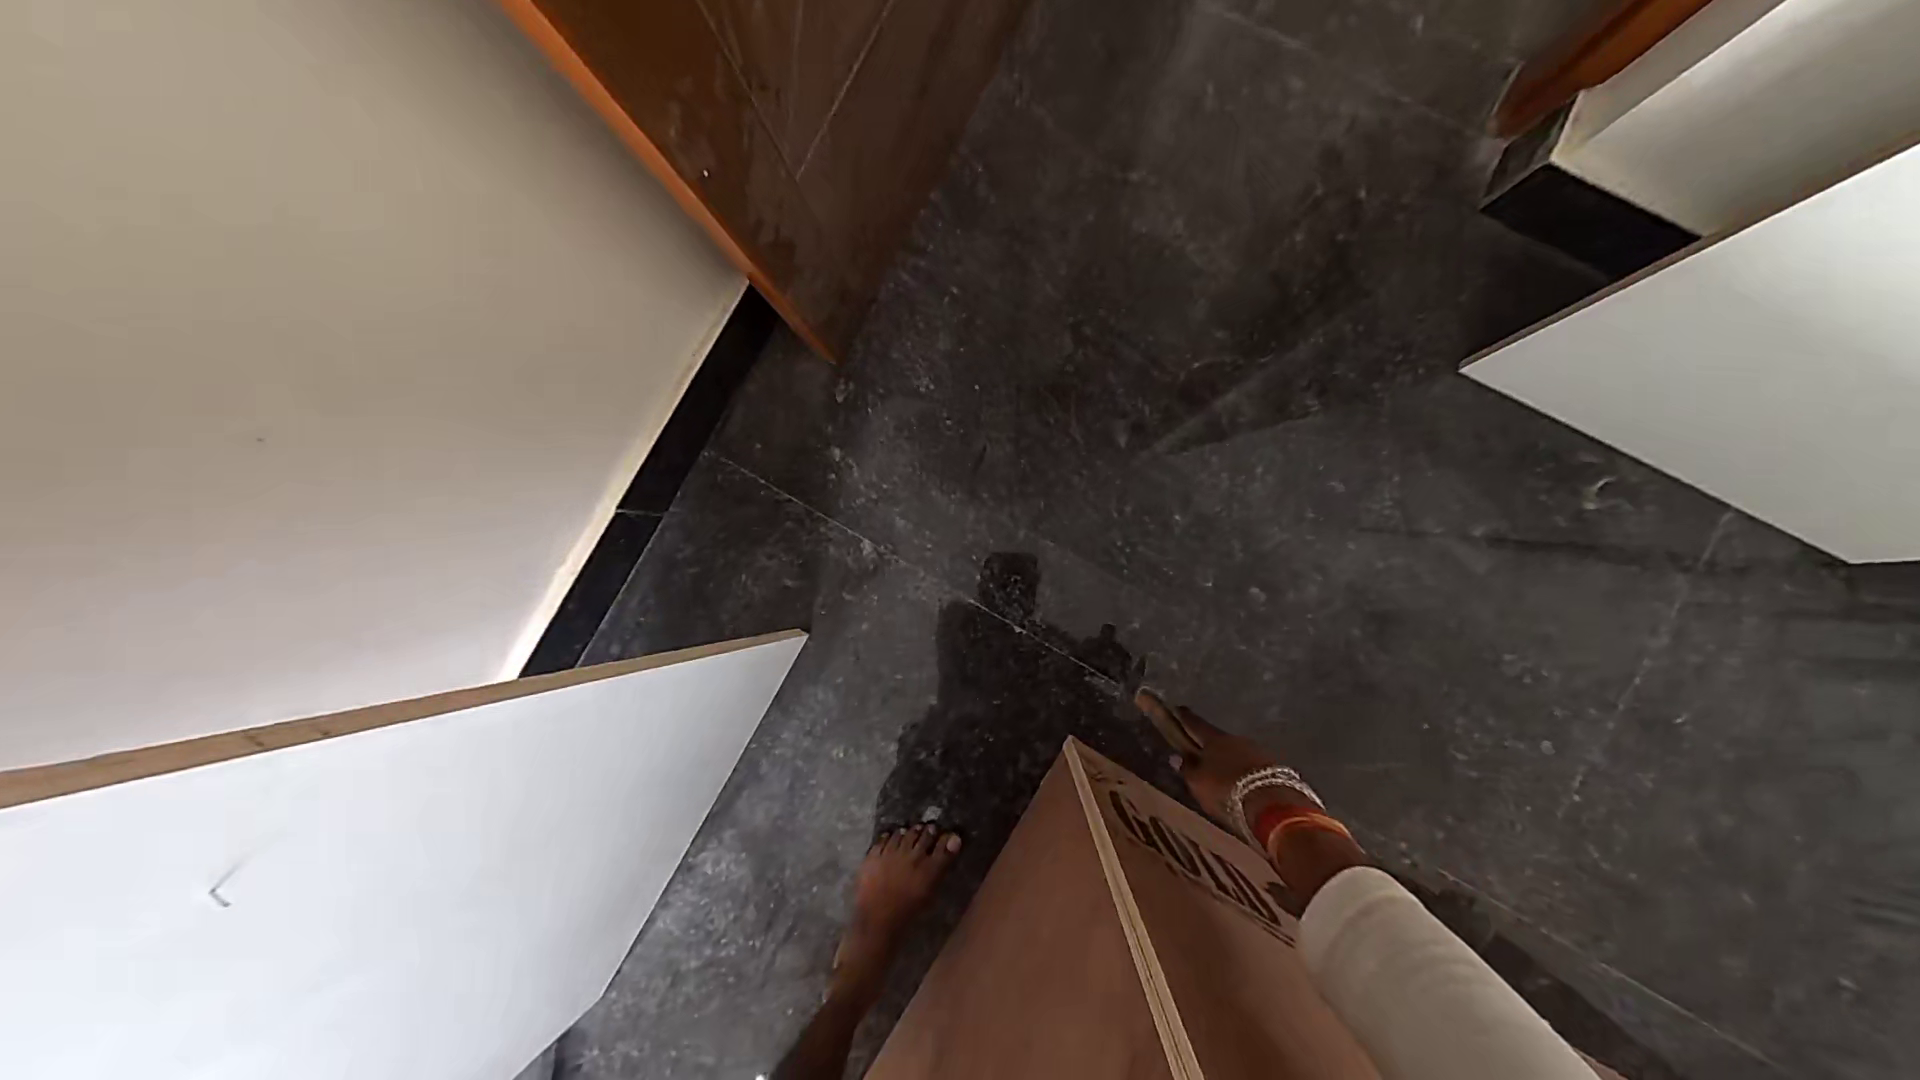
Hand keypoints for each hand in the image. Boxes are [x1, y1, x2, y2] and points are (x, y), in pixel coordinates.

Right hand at [1136, 688, 1291, 823]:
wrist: (1273, 803)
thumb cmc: (1226, 789)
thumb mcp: (1199, 783)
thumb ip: (1187, 769)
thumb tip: (1175, 757)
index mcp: (1214, 739)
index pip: (1196, 724)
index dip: (1185, 717)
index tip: (1179, 708)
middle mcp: (1236, 739)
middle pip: (1219, 739)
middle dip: (1211, 744)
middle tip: (1202, 751)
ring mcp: (1258, 752)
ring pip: (1238, 752)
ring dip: (1230, 759)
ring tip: (1223, 771)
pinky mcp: (1275, 768)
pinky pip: (1253, 765)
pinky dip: (1245, 771)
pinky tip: (1243, 781)